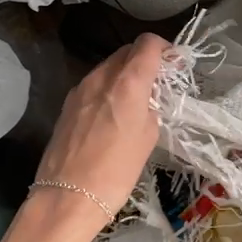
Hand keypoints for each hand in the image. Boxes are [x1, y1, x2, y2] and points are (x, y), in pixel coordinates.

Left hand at [34, 33, 166, 227]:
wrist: (66, 198)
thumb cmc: (116, 171)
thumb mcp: (148, 137)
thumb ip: (151, 106)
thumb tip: (146, 99)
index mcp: (128, 81)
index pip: (148, 43)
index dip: (165, 49)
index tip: (175, 66)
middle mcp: (102, 76)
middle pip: (127, 51)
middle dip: (146, 60)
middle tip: (158, 83)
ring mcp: (81, 89)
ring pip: (109, 67)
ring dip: (126, 75)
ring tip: (136, 101)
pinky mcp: (67, 104)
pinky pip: (94, 85)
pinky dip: (109, 89)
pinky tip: (112, 114)